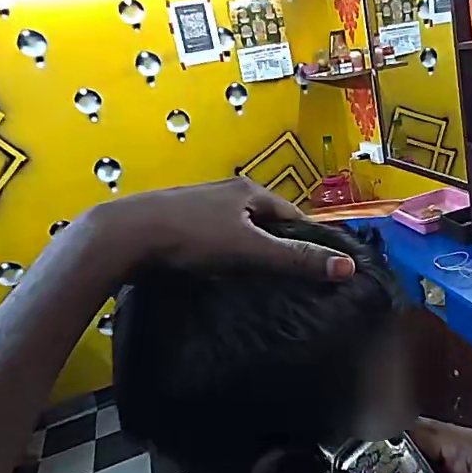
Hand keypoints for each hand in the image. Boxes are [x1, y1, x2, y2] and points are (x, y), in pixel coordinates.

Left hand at [80, 178, 354, 280]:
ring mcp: (199, 207)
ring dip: (249, 251)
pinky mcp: (178, 224)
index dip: (307, 239)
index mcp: (247, 191)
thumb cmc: (191, 236)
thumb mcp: (249, 249)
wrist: (125, 236)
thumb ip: (295, 258)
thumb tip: (346, 266)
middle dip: (278, 245)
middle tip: (291, 278)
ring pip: (237, 230)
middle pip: (264, 221)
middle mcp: (225, 193)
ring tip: (259, 280)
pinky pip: (214, 240)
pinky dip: (224, 255)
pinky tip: (221, 275)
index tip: (320, 265)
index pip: (291, 213)